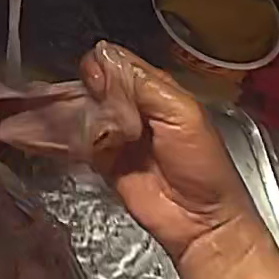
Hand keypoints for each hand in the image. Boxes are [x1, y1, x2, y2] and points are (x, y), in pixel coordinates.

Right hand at [80, 42, 260, 263]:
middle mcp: (131, 104)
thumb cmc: (202, 164)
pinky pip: (81, 139)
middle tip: (97, 100)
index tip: (98, 77)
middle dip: (91, 86)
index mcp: (152, 87)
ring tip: (91, 123)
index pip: (118, 60)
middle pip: (97, 80)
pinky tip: (80, 137)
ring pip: (86, 106)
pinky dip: (75, 136)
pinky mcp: (104, 158)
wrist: (201, 222)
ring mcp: (116, 131)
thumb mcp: (182, 113)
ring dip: (81, 110)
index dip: (104, 64)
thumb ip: (144, 84)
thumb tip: (105, 56)